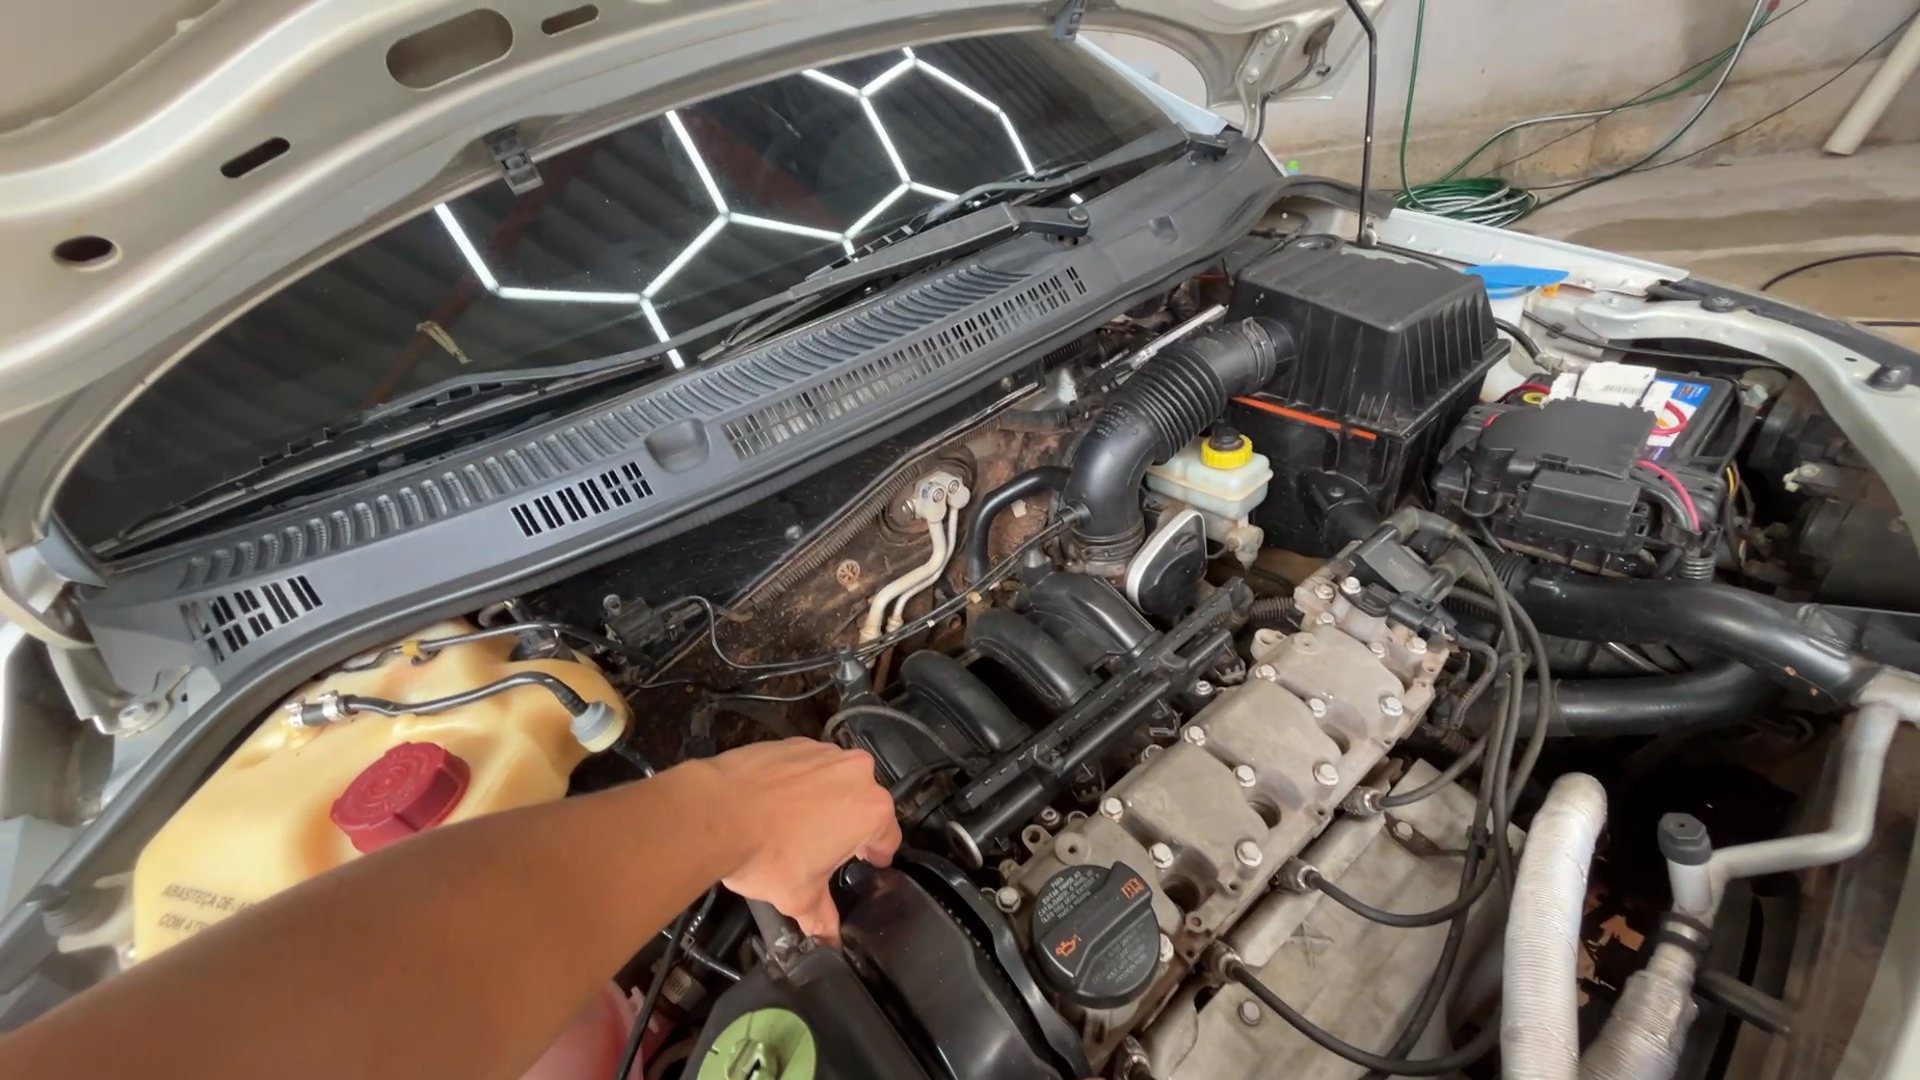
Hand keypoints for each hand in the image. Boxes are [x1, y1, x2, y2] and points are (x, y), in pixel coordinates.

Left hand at [700, 739, 899, 942]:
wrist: (715, 812)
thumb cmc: (767, 854)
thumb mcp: (799, 895)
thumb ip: (822, 917)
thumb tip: (829, 940)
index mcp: (871, 810)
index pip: (888, 838)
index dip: (875, 856)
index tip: (863, 864)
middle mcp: (858, 773)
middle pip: (865, 804)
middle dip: (849, 825)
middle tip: (823, 849)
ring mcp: (826, 752)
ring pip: (837, 781)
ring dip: (826, 800)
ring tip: (796, 826)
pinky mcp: (797, 742)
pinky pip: (810, 766)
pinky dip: (800, 782)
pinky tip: (776, 803)